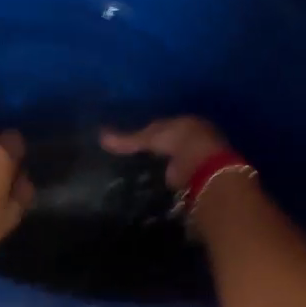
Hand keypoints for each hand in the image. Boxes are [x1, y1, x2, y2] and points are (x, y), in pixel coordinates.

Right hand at [100, 116, 230, 189]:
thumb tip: (100, 137)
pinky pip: (179, 176)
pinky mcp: (199, 175)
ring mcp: (200, 157)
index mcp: (185, 122)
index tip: (132, 141)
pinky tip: (155, 184)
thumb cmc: (179, 140)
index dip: (147, 132)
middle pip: (171, 143)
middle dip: (156, 150)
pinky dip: (168, 180)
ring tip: (141, 173)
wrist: (205, 165)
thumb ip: (127, 140)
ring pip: (176, 160)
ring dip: (163, 166)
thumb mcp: (149, 137)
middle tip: (134, 158)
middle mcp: (195, 137)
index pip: (163, 125)